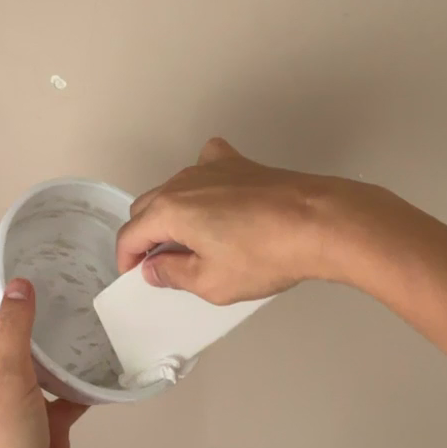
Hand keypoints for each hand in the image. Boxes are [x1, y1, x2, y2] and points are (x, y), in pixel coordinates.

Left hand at [0, 281, 88, 447]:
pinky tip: (99, 365)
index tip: (13, 266)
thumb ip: (16, 330)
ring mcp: (22, 406)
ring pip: (39, 365)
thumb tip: (19, 284)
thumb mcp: (8, 378)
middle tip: (55, 285)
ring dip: (55, 345)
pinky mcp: (48, 427)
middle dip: (28, 314)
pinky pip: (65, 394)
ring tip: (79, 315)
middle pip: (10, 339)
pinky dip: (80, 381)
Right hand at [115, 137, 430, 303]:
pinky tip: (216, 198)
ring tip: (194, 242)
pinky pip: (206, 166)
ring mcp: (208, 169)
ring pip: (174, 189)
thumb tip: (155, 268)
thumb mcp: (211, 283)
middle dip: (147, 236)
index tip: (136, 275)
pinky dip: (201, 182)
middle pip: (146, 208)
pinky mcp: (237, 164)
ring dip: (172, 214)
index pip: (130, 234)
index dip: (127, 259)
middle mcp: (181, 183)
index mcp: (167, 211)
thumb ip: (173, 274)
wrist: (319, 223)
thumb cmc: (266, 254)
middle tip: (163, 264)